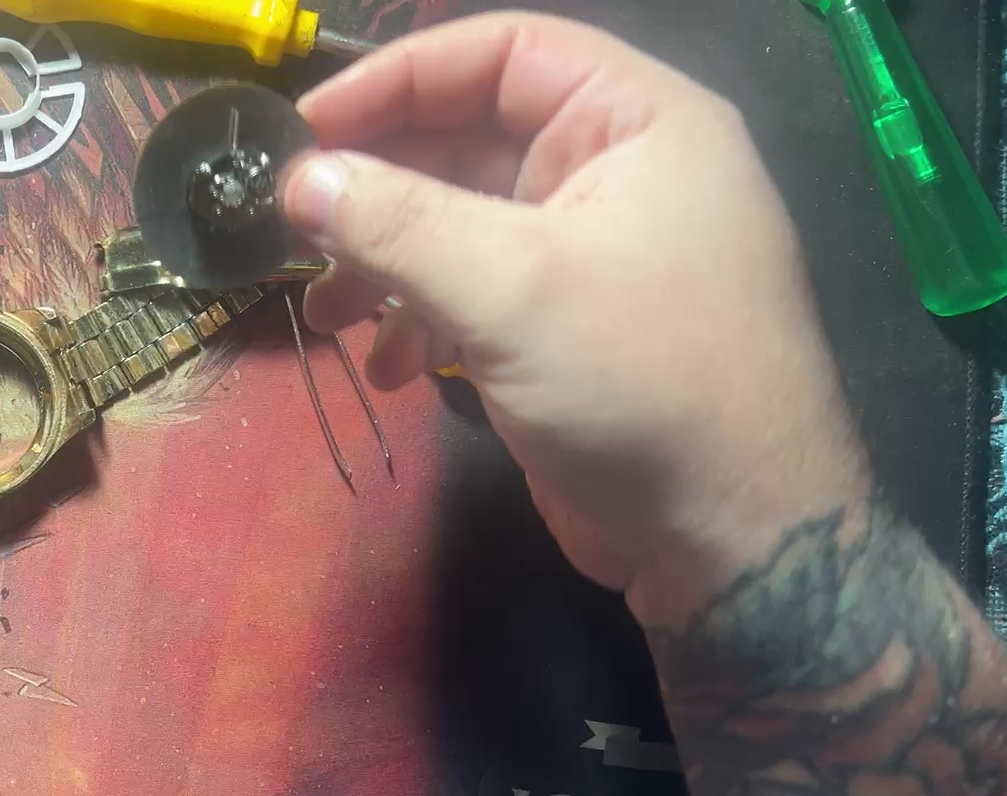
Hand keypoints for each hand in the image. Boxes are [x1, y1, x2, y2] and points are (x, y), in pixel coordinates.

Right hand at [284, 14, 869, 614]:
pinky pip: (454, 300)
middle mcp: (597, 179)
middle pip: (457, 150)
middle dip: (372, 198)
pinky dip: (410, 326)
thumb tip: (298, 182)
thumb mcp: (509, 288)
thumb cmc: (636, 382)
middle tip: (294, 236)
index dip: (393, 80)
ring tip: (329, 318)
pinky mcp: (539, 330)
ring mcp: (566, 261)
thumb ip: (397, 226)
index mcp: (626, 125)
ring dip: (377, 271)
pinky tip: (392, 370)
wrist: (712, 529)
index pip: (497, 56)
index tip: (302, 130)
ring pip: (443, 234)